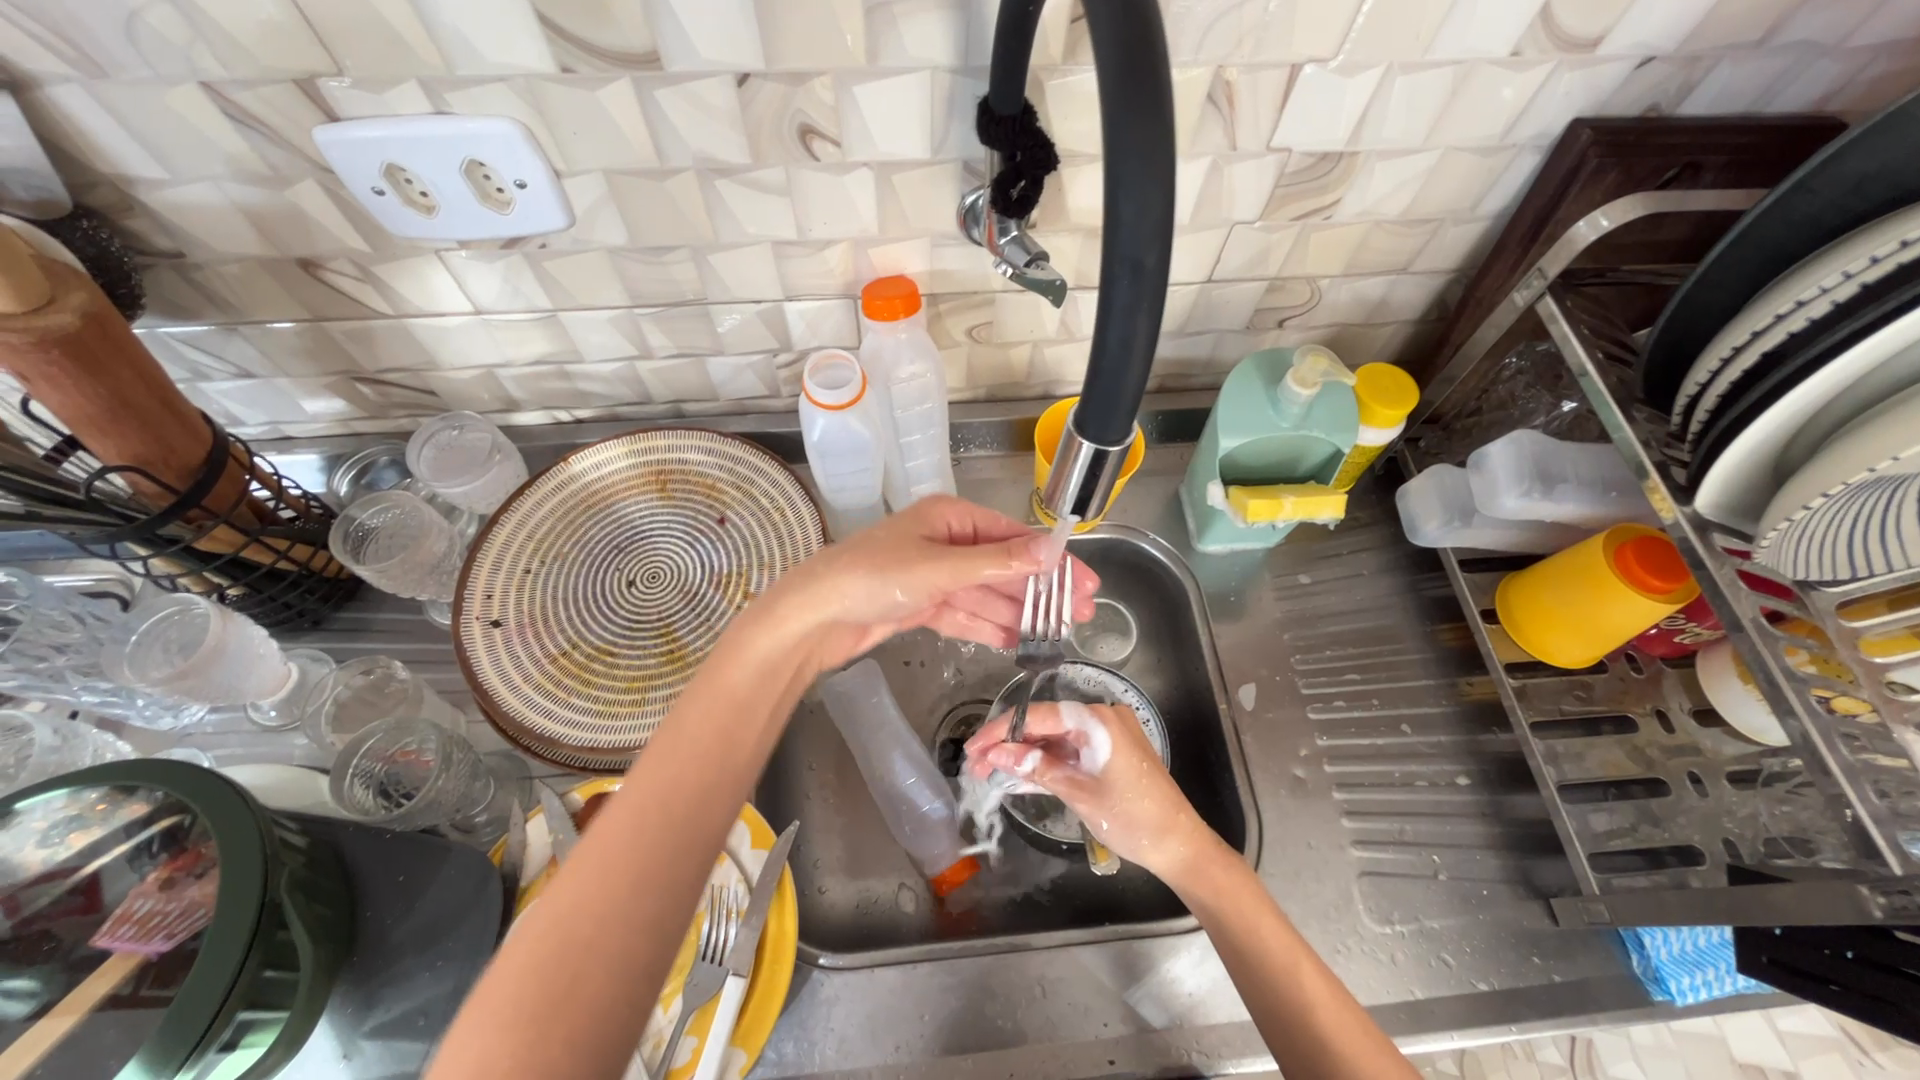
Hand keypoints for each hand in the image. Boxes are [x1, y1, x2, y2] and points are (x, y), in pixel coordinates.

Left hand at [761, 496, 1097, 671]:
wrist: (814, 616)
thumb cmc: (873, 577)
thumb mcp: (942, 568)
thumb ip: (998, 563)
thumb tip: (1052, 551)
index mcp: (950, 518)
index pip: (1014, 538)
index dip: (1052, 561)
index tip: (1086, 583)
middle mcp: (944, 542)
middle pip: (1003, 567)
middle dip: (1040, 591)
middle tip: (1081, 614)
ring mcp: (932, 575)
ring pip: (986, 594)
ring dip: (1018, 613)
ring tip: (1056, 634)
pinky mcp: (920, 605)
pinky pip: (964, 614)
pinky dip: (988, 627)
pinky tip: (1016, 642)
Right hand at [963, 702, 1223, 881]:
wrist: (1179, 846)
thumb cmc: (1133, 820)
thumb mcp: (1079, 794)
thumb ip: (1037, 768)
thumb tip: (995, 754)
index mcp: (1098, 720)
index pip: (1038, 715)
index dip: (1001, 731)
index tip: (972, 748)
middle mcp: (1102, 719)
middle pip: (1044, 724)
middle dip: (1007, 744)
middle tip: (974, 765)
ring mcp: (1105, 737)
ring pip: (1053, 739)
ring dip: (1022, 755)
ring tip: (986, 772)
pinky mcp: (1107, 755)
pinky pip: (1068, 752)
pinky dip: (1044, 764)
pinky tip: (1016, 775)